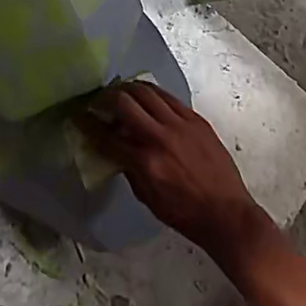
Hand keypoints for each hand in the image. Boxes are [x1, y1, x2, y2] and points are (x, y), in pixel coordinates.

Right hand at [82, 81, 278, 269]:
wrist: (227, 215)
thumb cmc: (185, 214)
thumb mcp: (147, 197)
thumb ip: (127, 167)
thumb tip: (113, 146)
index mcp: (145, 161)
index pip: (106, 135)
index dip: (88, 124)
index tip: (78, 117)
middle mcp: (160, 137)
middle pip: (123, 102)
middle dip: (104, 98)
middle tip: (98, 102)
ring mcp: (180, 125)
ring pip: (145, 91)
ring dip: (127, 90)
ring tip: (119, 94)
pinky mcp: (196, 120)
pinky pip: (168, 96)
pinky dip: (151, 93)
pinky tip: (145, 98)